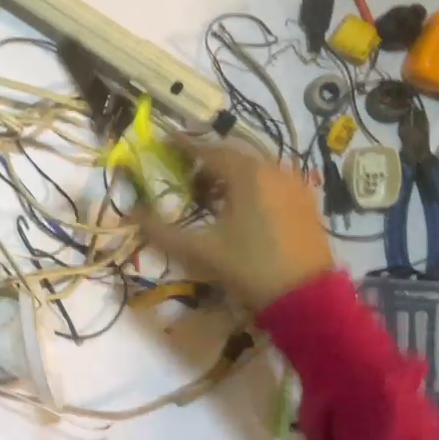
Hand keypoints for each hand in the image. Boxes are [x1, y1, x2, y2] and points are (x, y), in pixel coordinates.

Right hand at [138, 140, 334, 307]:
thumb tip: (132, 214)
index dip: (184, 146)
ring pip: (254, 168)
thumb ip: (162, 232)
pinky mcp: (305, 201)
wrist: (306, 296)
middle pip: (233, 156)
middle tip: (184, 174)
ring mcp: (294, 184)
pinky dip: (251, 186)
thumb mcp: (201, 251)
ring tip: (209, 194)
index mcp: (247, 174)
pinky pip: (272, 181)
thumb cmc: (250, 266)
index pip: (209, 151)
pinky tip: (239, 207)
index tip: (165, 143)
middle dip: (206, 162)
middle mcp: (273, 169)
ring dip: (229, 175)